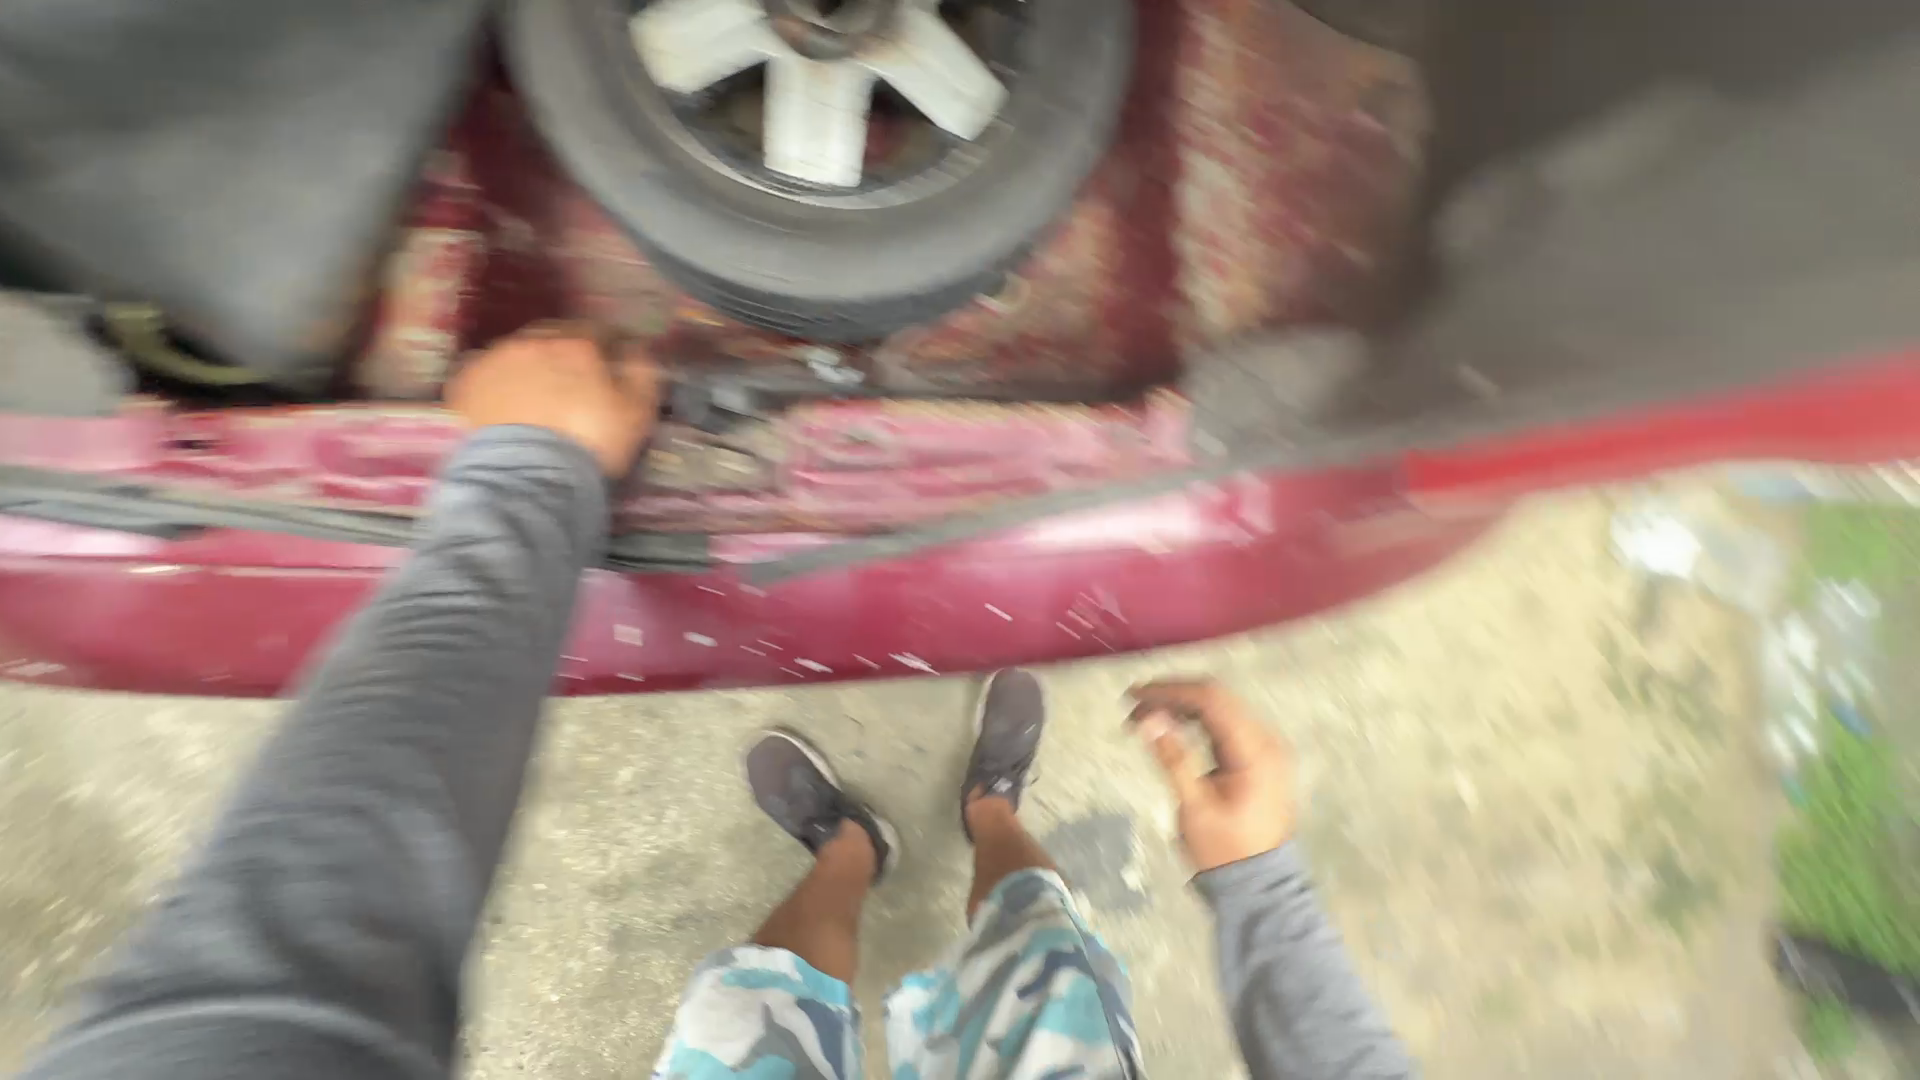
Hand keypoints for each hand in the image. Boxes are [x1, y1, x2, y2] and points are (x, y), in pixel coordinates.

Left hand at [446, 323, 660, 476]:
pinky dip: (501, 383)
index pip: (603, 332)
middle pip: (558, 336)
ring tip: (539, 398)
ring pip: (521, 352)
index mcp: (580, 344)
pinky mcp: (465, 380)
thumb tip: (638, 349)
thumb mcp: (638, 412)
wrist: (527, 474)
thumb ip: (643, 373)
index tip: (615, 368)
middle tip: (576, 383)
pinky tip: (509, 406)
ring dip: (533, 366)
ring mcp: (496, 357)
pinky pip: (489, 373)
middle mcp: (535, 340)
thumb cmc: (592, 442)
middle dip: (569, 353)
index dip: (612, 349)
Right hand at [1128, 678, 1295, 872]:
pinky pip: (1222, 722)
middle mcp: (1265, 741)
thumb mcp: (1195, 808)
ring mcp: (1263, 747)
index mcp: (1256, 751)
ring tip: (1143, 716)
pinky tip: (1168, 726)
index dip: (1170, 691)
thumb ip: (1173, 758)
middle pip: (1216, 697)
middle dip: (1172, 695)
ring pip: (1218, 706)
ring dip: (1180, 705)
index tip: (1135, 695)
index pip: (1211, 701)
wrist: (1259, 886)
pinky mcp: (1256, 754)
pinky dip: (1193, 719)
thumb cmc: (1225, 851)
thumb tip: (1148, 719)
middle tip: (1133, 706)